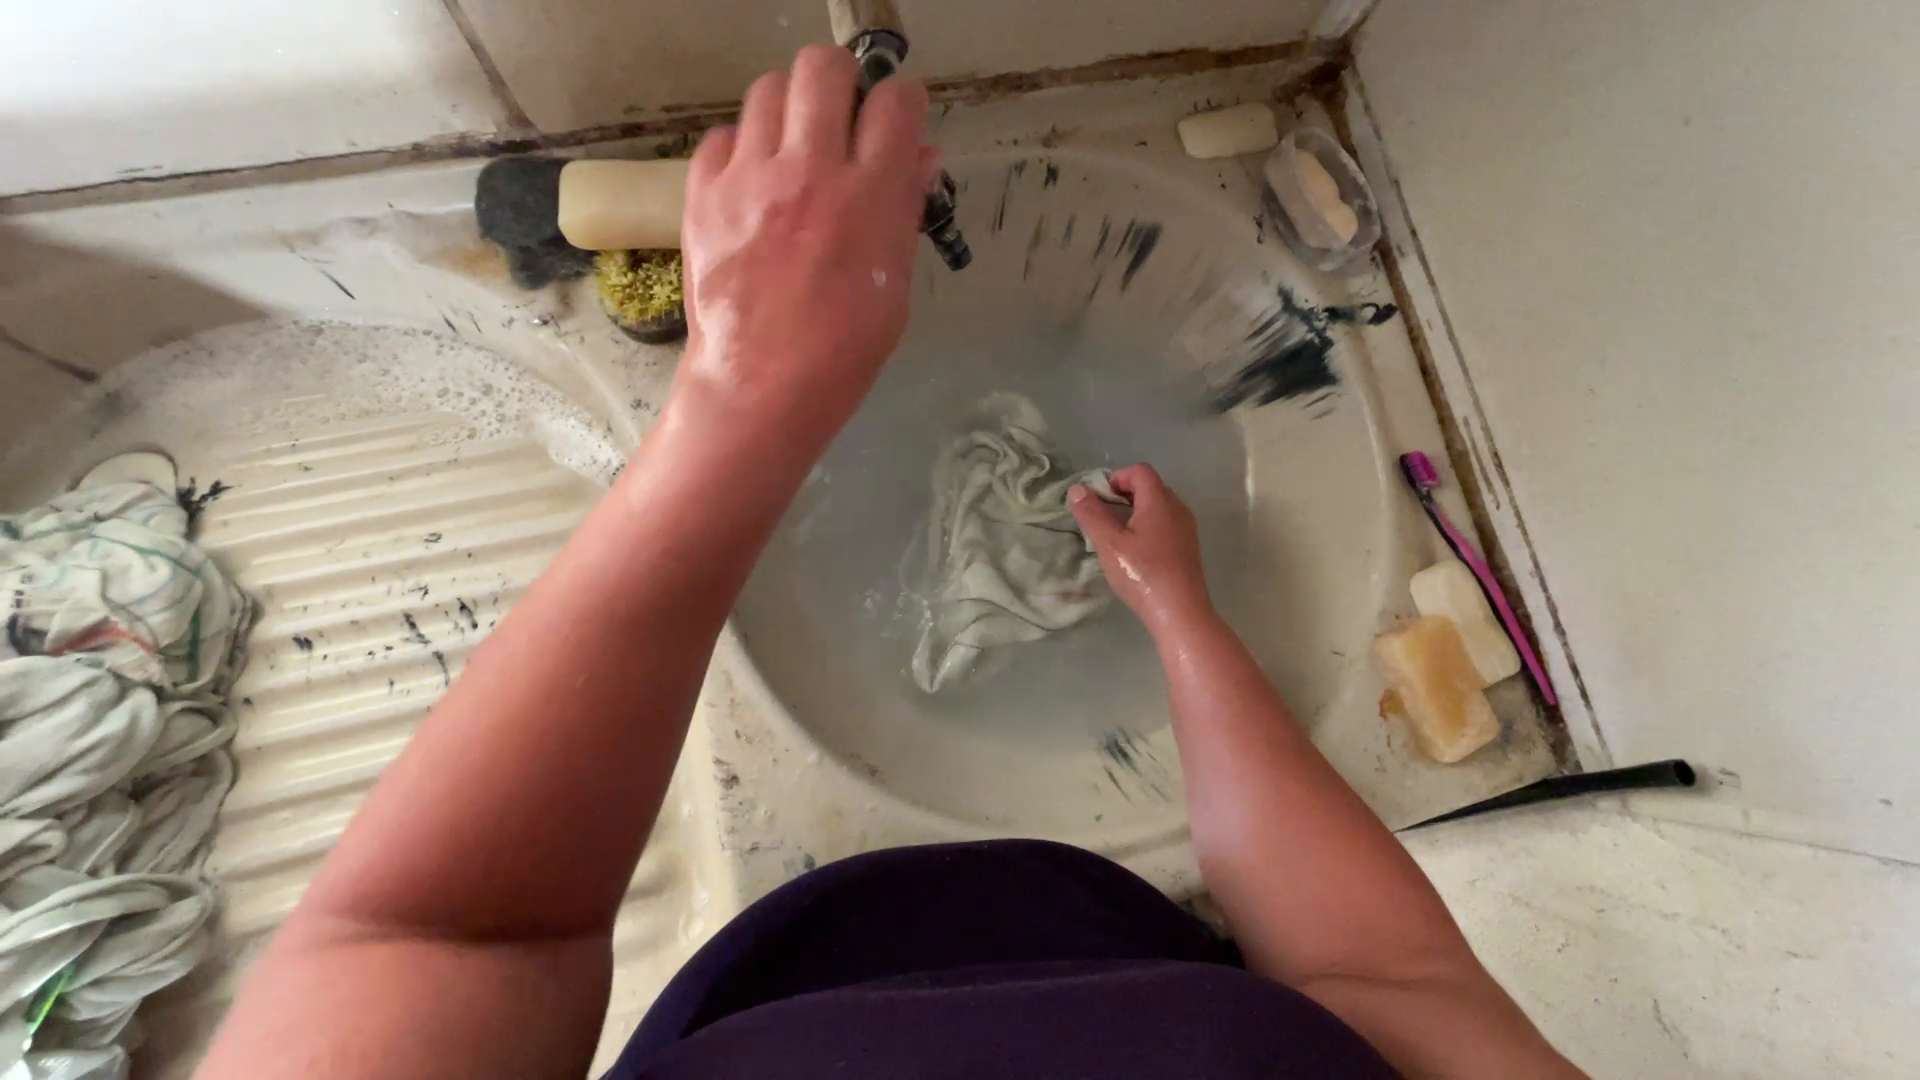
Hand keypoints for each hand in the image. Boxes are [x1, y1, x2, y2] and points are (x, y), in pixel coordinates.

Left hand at [676, 46, 936, 448]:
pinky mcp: (702, 194)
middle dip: (841, 83)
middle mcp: (808, 170)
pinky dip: (742, 151)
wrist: (762, 386)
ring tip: (793, 152)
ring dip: (790, 112)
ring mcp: (748, 178)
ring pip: (768, 91)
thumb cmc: (844, 351)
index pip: (894, 104)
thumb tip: (920, 158)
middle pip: (822, 69)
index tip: (898, 118)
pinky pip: (722, 138)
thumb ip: (904, 213)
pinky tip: (753, 186)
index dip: (902, 103)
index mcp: (867, 197)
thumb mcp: (895, 287)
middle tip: (842, 121)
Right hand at [1069, 464, 1214, 634]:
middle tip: (1103, 516)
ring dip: (1136, 511)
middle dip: (1124, 493)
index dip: (1117, 477)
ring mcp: (1186, 528)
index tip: (1099, 500)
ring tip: (1117, 534)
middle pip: (1150, 486)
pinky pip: (1166, 523)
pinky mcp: (1188, 547)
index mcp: (1159, 501)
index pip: (1140, 471)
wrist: (1180, 612)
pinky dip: (1148, 526)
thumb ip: (1091, 514)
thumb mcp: (1109, 544)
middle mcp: (1178, 508)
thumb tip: (1077, 489)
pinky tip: (1136, 551)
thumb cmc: (1142, 574)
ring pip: (1159, 506)